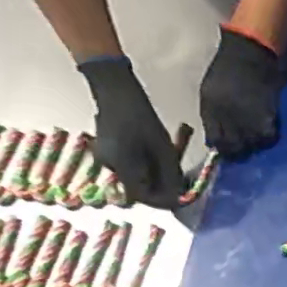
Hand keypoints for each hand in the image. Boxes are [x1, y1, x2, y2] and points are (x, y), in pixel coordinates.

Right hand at [80, 57, 182, 207]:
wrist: (114, 87)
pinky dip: (146, 162)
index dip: (162, 199)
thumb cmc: (139, 114)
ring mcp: (107, 158)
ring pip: (136, 174)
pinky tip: (157, 150)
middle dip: (161, 184)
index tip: (179, 196)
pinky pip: (130, 163)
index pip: (143, 196)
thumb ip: (170, 174)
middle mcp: (111, 167)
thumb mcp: (163, 147)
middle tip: (179, 177)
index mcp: (122, 168)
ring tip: (171, 159)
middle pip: (140, 186)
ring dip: (155, 172)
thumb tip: (178, 196)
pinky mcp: (108, 149)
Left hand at [199, 26, 283, 157]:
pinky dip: (267, 138)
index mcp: (212, 111)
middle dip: (236, 150)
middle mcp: (229, 119)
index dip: (220, 146)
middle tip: (241, 147)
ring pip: (251, 146)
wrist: (249, 55)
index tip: (225, 147)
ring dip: (252, 144)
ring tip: (253, 137)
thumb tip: (212, 141)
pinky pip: (267, 139)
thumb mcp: (208, 93)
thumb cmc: (226, 71)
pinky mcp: (267, 120)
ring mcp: (249, 121)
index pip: (214, 141)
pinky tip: (265, 129)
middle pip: (233, 147)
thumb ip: (209, 117)